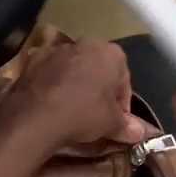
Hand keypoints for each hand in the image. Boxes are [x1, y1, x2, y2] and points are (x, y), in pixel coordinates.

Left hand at [7, 40, 151, 149]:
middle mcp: (86, 43)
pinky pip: (51, 71)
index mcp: (111, 53)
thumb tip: (140, 133)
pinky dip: (54, 83)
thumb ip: (128, 126)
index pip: (124, 81)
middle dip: (99, 89)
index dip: (122, 104)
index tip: (117, 122)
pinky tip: (52, 102)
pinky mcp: (35, 58)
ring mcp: (58, 48)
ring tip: (72, 109)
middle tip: (96, 115)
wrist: (37, 114)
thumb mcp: (111, 124)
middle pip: (99, 70)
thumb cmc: (84, 113)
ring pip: (74, 68)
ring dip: (76, 84)